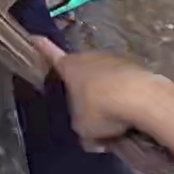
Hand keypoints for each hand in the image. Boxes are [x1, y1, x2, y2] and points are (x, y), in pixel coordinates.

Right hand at [31, 36, 173, 147]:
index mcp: (68, 66)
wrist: (140, 97)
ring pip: (102, 76)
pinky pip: (122, 81)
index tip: (34, 36)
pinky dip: (123, 94)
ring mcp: (110, 58)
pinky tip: (130, 113)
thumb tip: (89, 137)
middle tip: (88, 111)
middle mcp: (86, 56)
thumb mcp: (83, 128)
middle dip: (82, 87)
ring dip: (105, 92)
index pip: (49, 52)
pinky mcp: (132, 65)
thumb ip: (80, 129)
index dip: (41, 46)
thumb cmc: (99, 108)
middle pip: (80, 69)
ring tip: (114, 118)